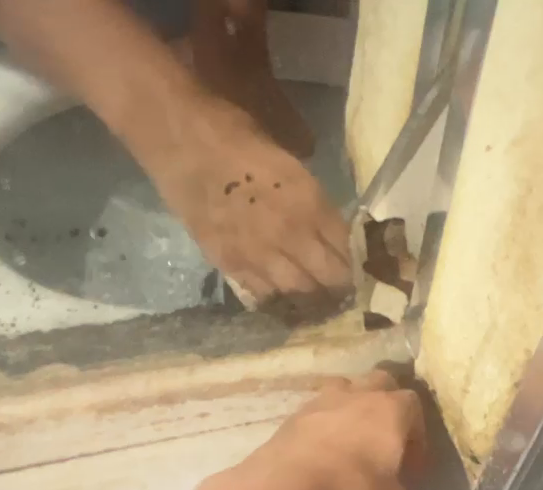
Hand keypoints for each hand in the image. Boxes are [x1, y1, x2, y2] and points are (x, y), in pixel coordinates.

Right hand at [135, 92, 351, 305]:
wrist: (179, 139)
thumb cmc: (236, 134)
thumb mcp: (290, 159)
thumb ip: (313, 198)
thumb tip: (332, 225)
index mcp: (309, 201)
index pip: (347, 248)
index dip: (358, 264)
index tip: (363, 272)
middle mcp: (289, 234)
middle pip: (329, 278)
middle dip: (341, 288)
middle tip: (345, 293)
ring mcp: (258, 254)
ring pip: (299, 294)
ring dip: (313, 300)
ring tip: (319, 302)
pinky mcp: (230, 264)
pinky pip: (263, 294)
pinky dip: (279, 298)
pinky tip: (285, 298)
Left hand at [235, 369, 425, 489]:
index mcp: (391, 410)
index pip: (414, 406)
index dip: (417, 436)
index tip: (410, 466)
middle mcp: (358, 395)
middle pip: (380, 382)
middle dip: (386, 405)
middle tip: (383, 440)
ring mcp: (320, 401)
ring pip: (344, 389)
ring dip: (351, 408)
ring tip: (349, 440)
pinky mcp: (290, 416)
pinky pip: (315, 413)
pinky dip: (322, 427)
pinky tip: (319, 454)